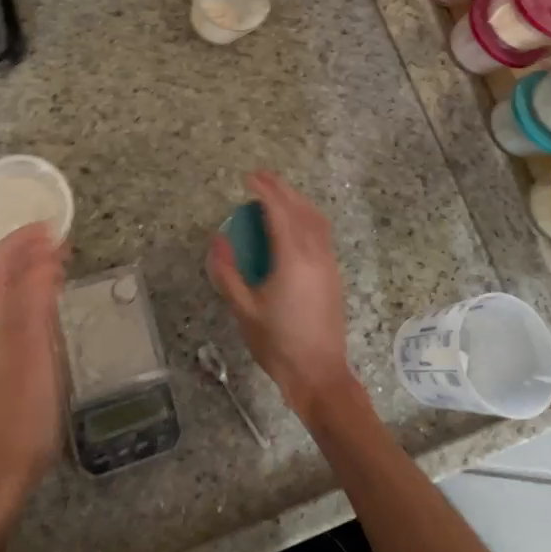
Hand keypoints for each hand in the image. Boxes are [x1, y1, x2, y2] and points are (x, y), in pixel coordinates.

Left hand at [0, 223, 66, 514]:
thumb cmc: (20, 413)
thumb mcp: (35, 350)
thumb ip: (37, 299)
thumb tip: (45, 252)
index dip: (21, 237)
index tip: (51, 222)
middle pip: (0, 274)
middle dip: (27, 249)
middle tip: (60, 237)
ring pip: (8, 293)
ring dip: (30, 271)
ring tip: (59, 262)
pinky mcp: (3, 366)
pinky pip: (16, 313)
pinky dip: (33, 295)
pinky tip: (50, 306)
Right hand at [206, 170, 357, 418]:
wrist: (319, 375)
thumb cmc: (278, 344)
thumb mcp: (244, 310)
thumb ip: (228, 272)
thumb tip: (217, 239)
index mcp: (293, 260)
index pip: (278, 212)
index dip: (264, 191)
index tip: (247, 178)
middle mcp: (315, 255)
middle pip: (300, 209)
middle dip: (280, 188)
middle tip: (259, 176)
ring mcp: (328, 264)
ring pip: (315, 219)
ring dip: (296, 200)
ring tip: (276, 193)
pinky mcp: (333, 274)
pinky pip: (321, 232)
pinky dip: (306, 216)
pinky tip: (293, 223)